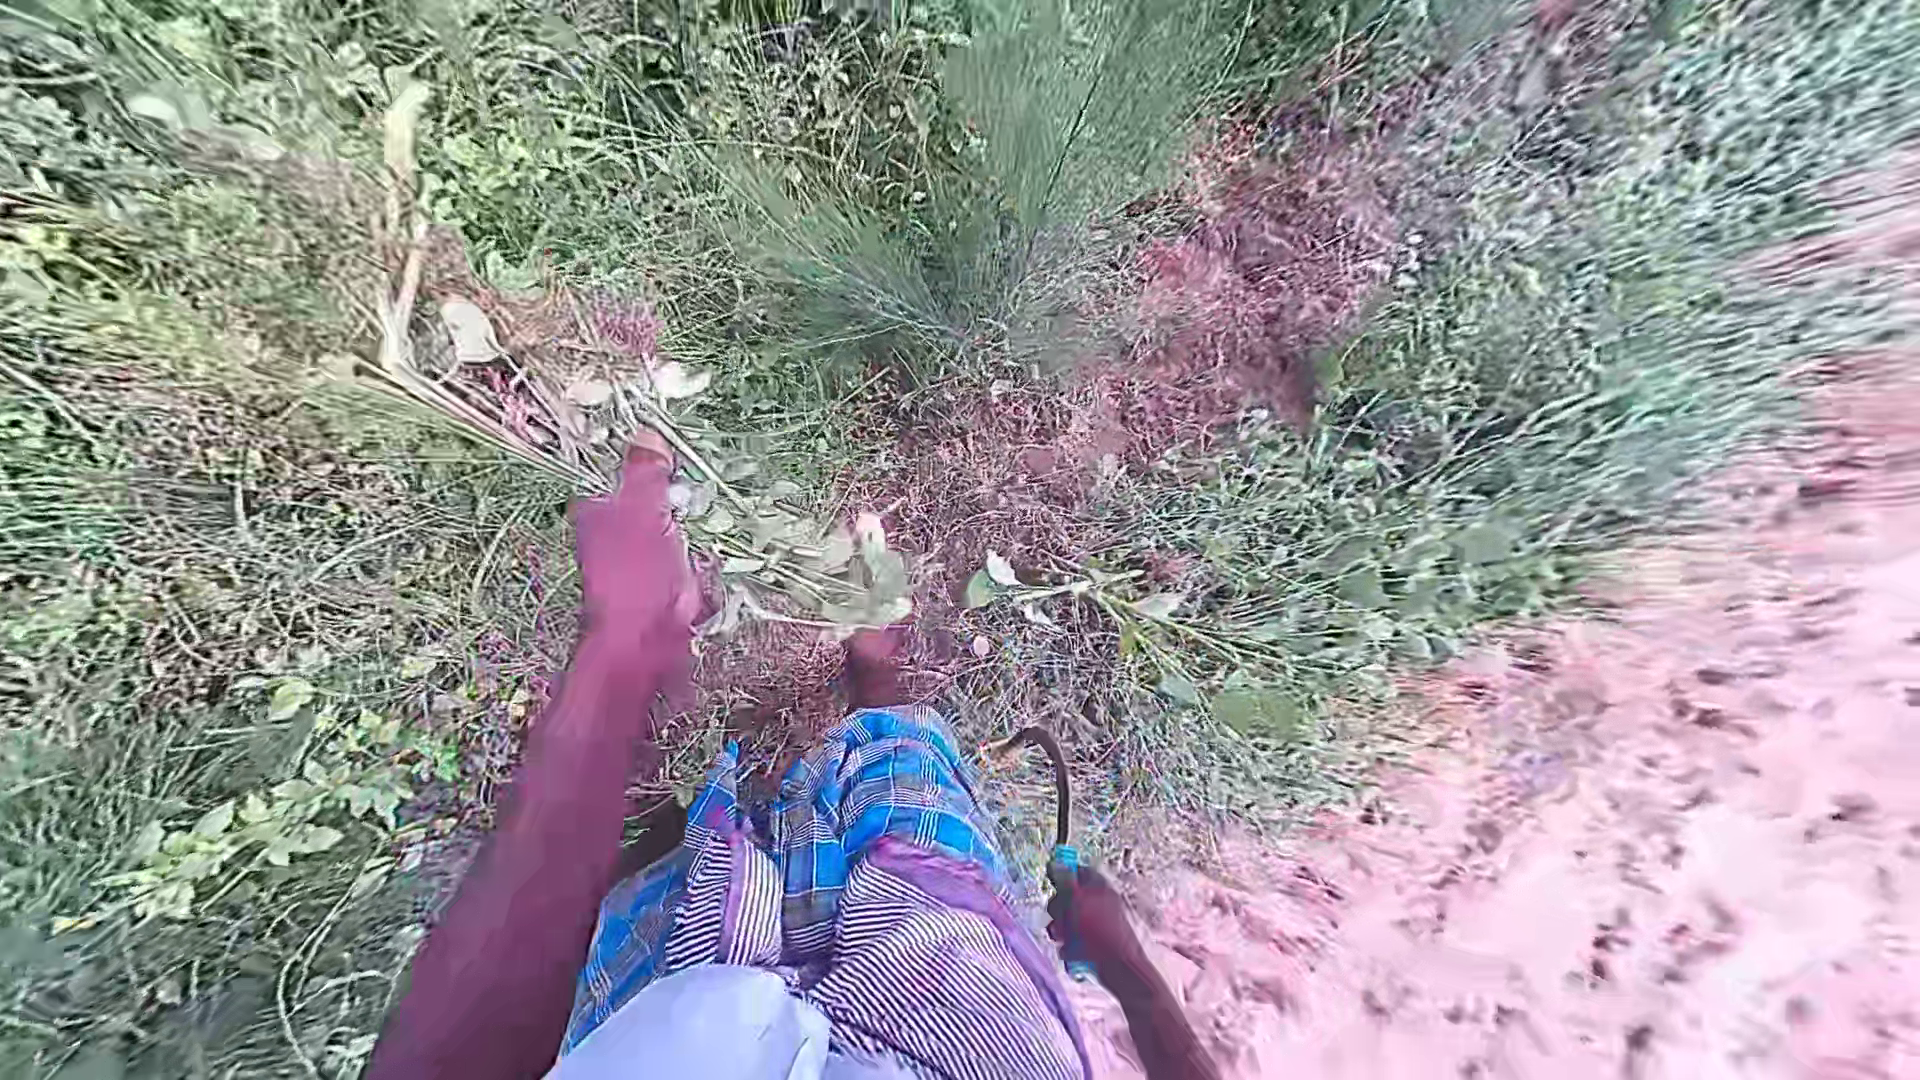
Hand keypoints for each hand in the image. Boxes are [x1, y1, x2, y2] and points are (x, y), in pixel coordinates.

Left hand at [571, 431, 697, 661]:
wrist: (650, 636)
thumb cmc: (635, 574)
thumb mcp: (641, 513)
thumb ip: (646, 473)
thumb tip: (648, 433)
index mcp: (600, 507)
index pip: (624, 467)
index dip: (650, 455)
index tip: (677, 445)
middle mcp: (620, 526)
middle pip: (655, 490)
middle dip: (681, 486)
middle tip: (700, 481)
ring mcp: (647, 549)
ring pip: (678, 515)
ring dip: (697, 513)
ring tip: (713, 506)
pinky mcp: (672, 569)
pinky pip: (693, 541)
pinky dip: (704, 539)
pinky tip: (715, 536)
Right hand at [1047, 865, 1148, 977]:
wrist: (1123, 971)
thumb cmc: (1102, 933)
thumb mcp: (1076, 901)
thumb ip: (1063, 881)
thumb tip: (1054, 863)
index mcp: (1099, 886)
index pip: (1077, 871)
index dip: (1062, 876)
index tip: (1053, 885)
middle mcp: (1101, 902)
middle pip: (1070, 897)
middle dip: (1059, 910)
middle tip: (1057, 919)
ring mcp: (1100, 924)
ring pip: (1072, 920)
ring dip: (1062, 930)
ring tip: (1061, 939)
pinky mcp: (1099, 944)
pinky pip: (1078, 940)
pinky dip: (1072, 946)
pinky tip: (1071, 954)